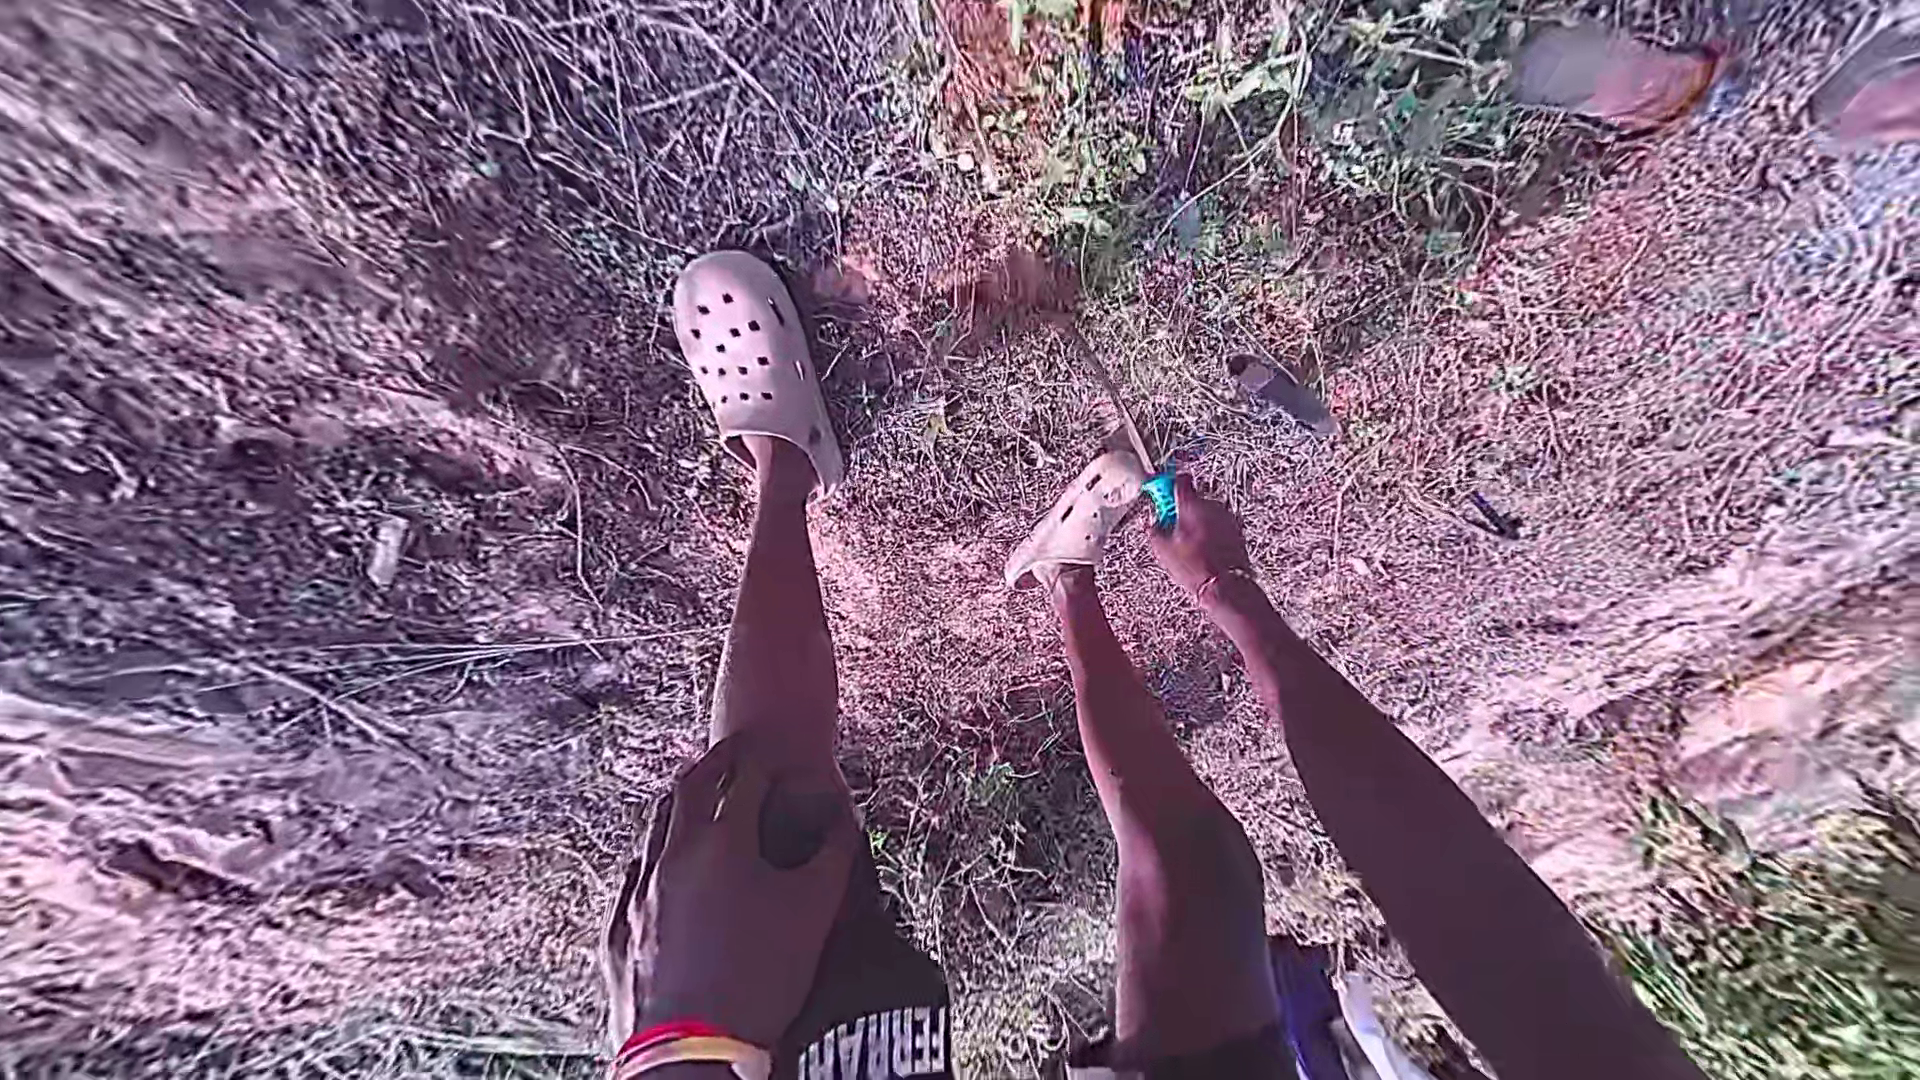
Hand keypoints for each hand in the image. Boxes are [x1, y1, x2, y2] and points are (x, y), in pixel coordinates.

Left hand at [642, 734, 855, 1046]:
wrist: (694, 1060)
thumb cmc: (762, 976)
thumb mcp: (816, 907)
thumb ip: (836, 852)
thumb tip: (845, 818)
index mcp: (723, 843)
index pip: (746, 779)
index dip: (762, 758)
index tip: (772, 749)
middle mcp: (674, 856)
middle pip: (691, 787)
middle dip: (715, 761)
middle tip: (731, 751)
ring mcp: (638, 892)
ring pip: (655, 824)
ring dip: (680, 798)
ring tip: (698, 790)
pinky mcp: (618, 929)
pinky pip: (634, 868)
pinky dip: (654, 846)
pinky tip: (662, 855)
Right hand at [1149, 475, 1253, 595]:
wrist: (1225, 587)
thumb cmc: (1196, 568)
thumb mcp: (1162, 549)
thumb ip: (1153, 528)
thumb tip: (1151, 522)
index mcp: (1192, 505)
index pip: (1178, 480)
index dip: (1164, 485)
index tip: (1157, 493)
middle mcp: (1213, 506)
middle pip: (1191, 497)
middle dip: (1178, 509)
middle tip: (1167, 527)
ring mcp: (1227, 518)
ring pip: (1204, 511)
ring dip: (1193, 521)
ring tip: (1184, 544)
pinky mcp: (1236, 531)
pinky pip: (1216, 523)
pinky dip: (1207, 531)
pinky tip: (1199, 549)